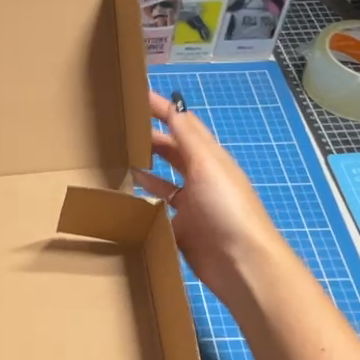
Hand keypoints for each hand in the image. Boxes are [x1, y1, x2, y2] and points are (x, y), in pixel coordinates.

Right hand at [138, 92, 292, 301]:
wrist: (241, 263)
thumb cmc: (227, 208)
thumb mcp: (207, 165)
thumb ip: (188, 137)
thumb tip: (173, 105)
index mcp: (210, 158)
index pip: (184, 125)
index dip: (162, 109)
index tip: (136, 96)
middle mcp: (202, 178)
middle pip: (173, 151)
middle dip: (151, 138)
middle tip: (120, 129)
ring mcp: (193, 206)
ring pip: (165, 181)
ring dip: (146, 169)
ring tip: (118, 161)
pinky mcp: (183, 230)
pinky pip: (160, 211)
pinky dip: (146, 202)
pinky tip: (128, 199)